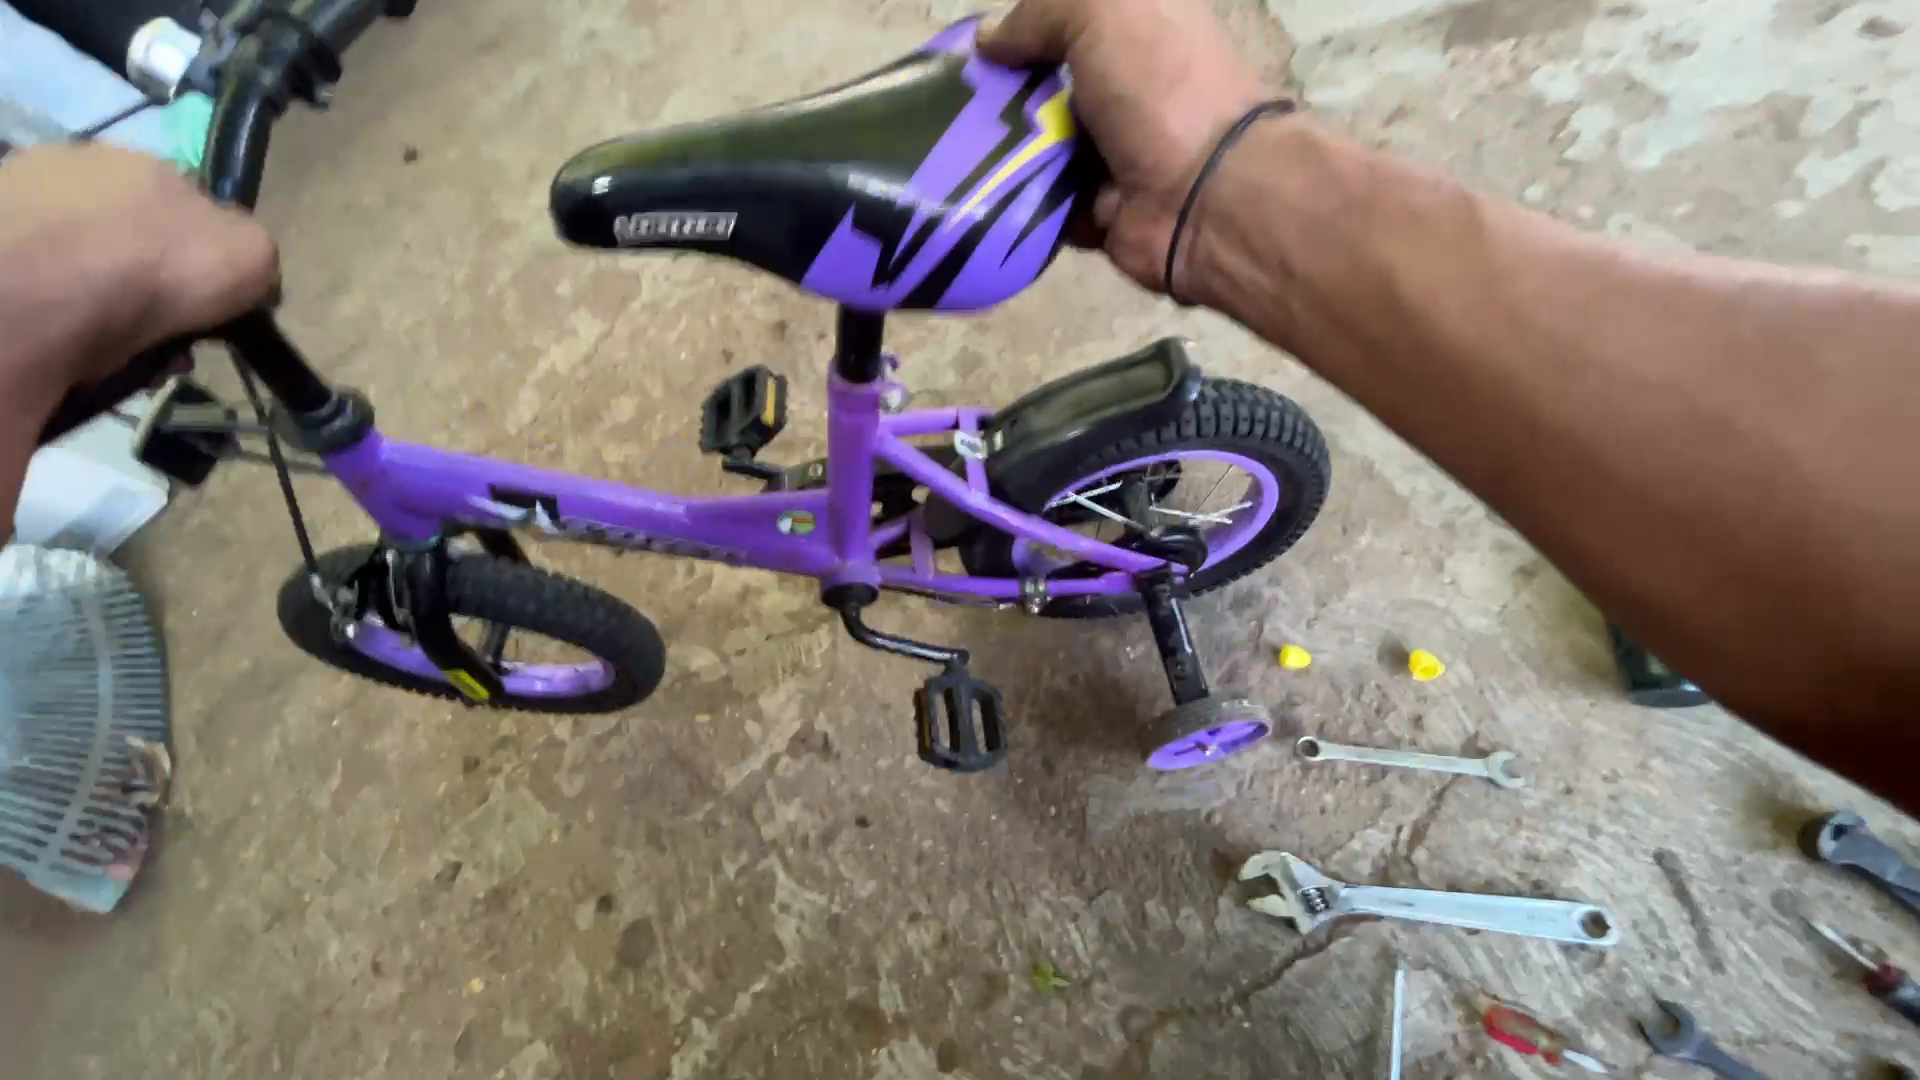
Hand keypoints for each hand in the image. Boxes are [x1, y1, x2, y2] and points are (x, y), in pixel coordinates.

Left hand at [0, 142, 277, 392]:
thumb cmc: (168, 262)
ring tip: (146, 347)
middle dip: (168, 285)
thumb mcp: (257, 252)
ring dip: (130, 308)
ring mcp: (22, 203)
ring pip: (101, 268)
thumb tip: (241, 272)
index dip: (214, 251)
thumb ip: (255, 252)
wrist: (54, 292)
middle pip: (143, 237)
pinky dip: (87, 320)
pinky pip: (61, 291)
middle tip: (187, 326)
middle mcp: (76, 170)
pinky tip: (101, 344)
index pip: (191, 203)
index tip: (225, 291)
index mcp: (141, 162)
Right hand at [977, 0, 1270, 292]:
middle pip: (1046, 91)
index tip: (980, 51)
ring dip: (1005, 158)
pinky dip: (1022, 208)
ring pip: (1040, 154)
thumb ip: (1041, 12)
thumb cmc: (1161, 89)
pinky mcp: (1099, 213)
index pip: (1071, 26)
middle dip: (1003, 101)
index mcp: (1138, 32)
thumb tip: (987, 40)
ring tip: (963, 157)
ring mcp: (1113, 157)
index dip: (1025, 34)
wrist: (1203, 199)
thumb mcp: (1102, 10)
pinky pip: (1046, 208)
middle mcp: (1126, 93)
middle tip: (960, 109)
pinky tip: (991, 200)